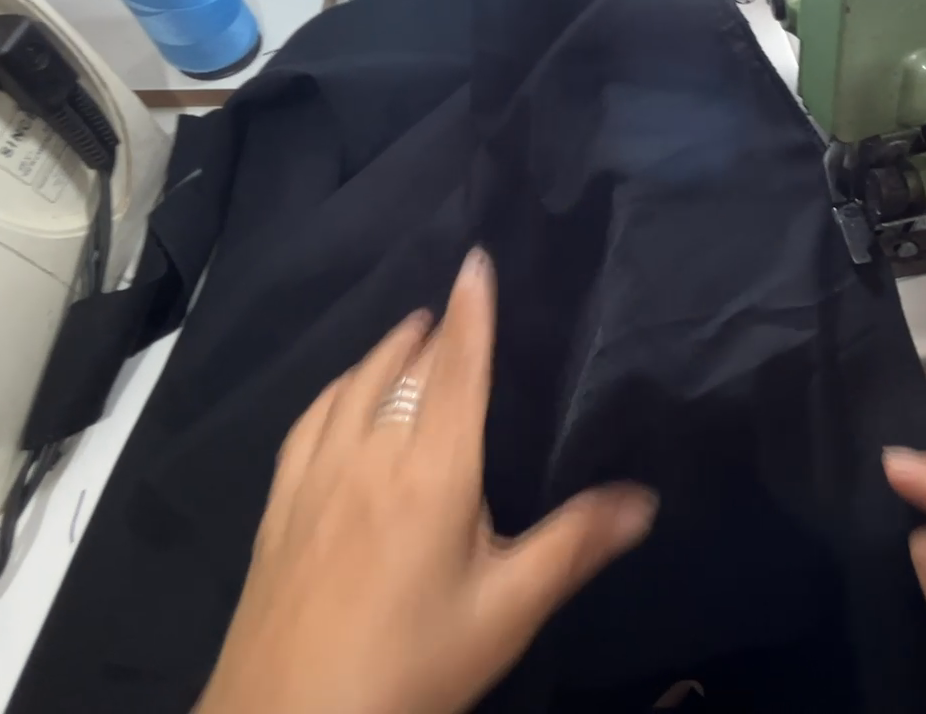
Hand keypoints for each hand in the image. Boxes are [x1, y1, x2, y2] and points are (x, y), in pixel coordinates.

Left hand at [196, 250, 658, 713]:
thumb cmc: (410, 666)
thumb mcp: (507, 611)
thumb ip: (576, 545)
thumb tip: (646, 499)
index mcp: (433, 470)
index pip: (457, 368)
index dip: (471, 309)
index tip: (477, 259)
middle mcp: (372, 455)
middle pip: (406, 366)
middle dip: (435, 325)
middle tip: (459, 303)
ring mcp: (317, 477)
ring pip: (355, 384)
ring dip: (387, 347)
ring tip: (413, 328)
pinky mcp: (280, 506)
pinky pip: (310, 420)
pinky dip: (337, 386)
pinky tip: (344, 390)